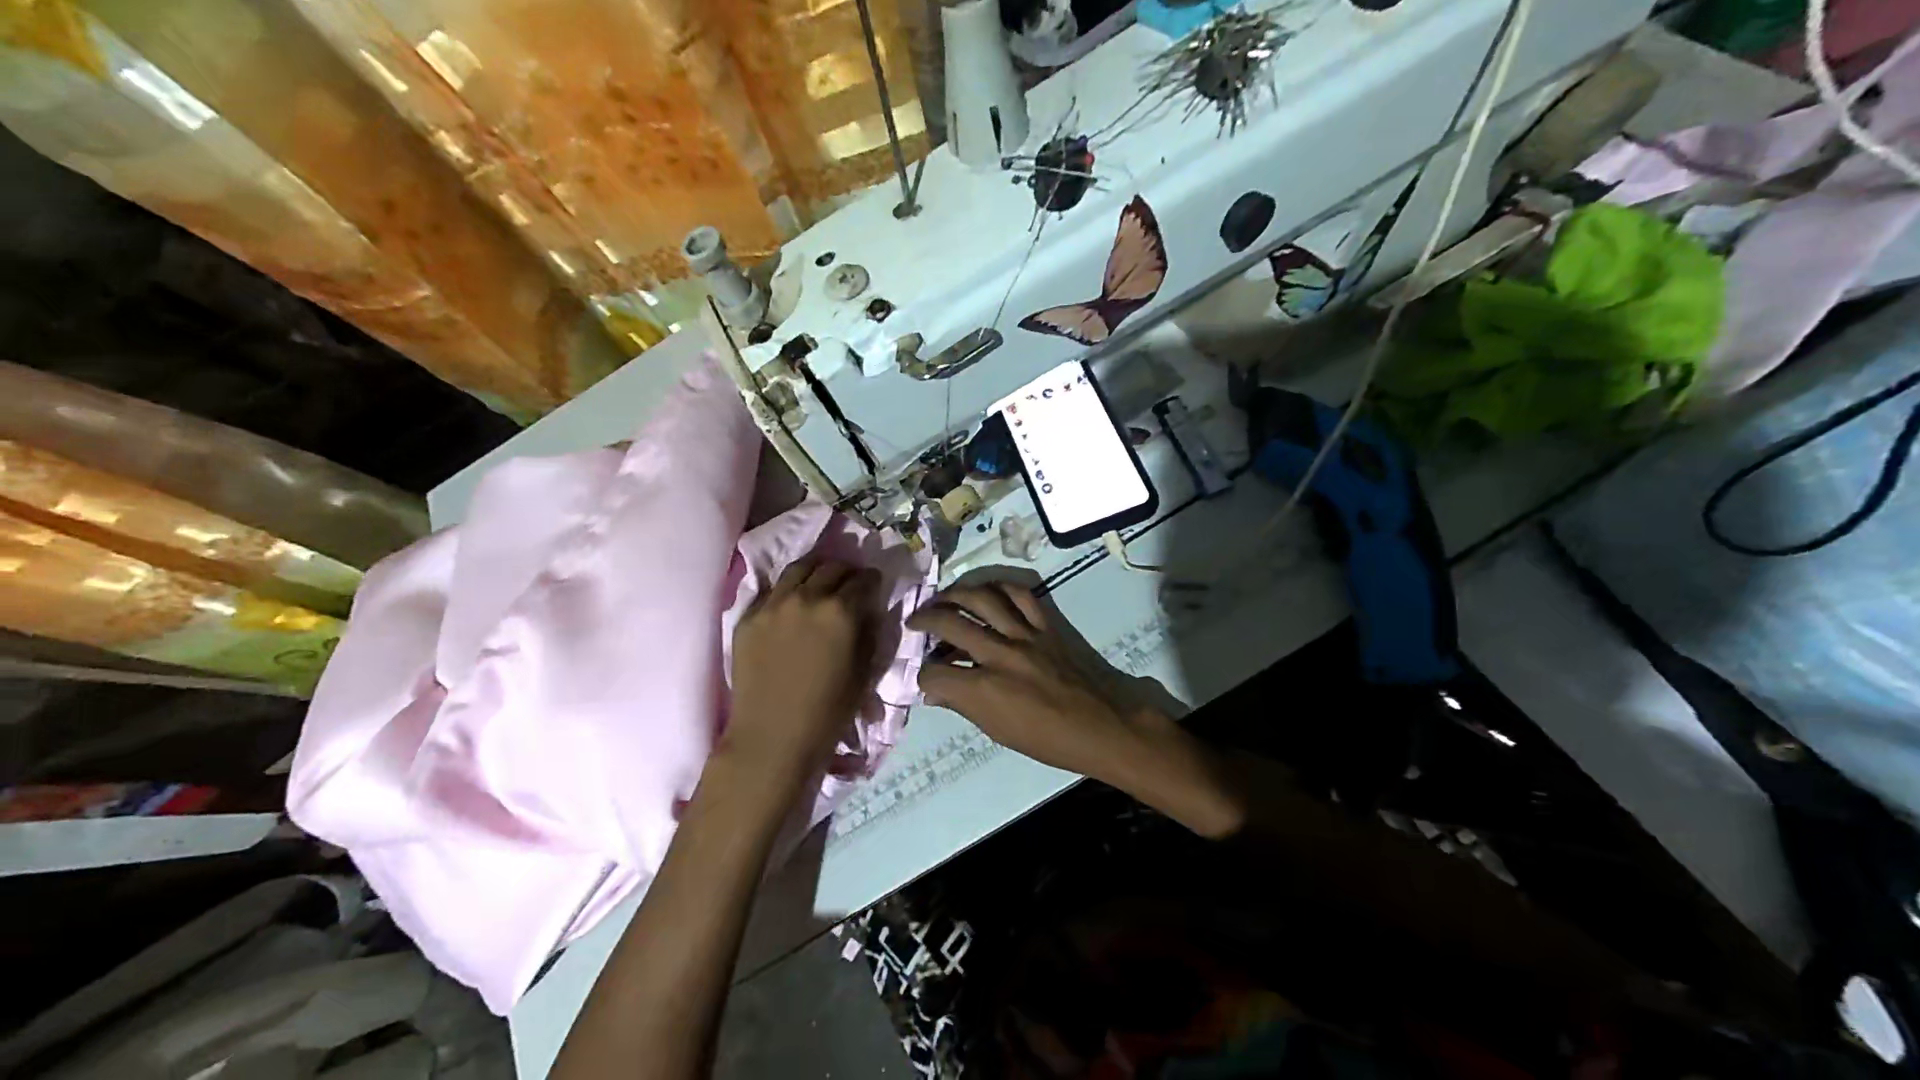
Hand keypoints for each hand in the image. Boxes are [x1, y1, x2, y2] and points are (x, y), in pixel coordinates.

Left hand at [726, 560, 881, 778]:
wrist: (773, 737)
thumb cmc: (829, 711)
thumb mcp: (865, 672)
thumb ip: (869, 632)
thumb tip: (868, 610)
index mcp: (841, 611)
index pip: (863, 579)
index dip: (872, 580)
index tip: (873, 584)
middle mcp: (807, 597)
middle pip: (831, 567)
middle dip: (845, 571)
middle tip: (849, 582)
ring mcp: (773, 604)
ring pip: (798, 569)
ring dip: (815, 571)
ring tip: (819, 581)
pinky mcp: (748, 617)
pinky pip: (772, 591)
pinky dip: (788, 590)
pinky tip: (792, 603)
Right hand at [907, 582, 1161, 781]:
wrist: (1100, 726)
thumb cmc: (1047, 740)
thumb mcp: (998, 732)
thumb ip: (963, 706)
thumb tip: (935, 694)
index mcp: (983, 691)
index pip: (935, 673)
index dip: (923, 675)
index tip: (926, 676)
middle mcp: (999, 656)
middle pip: (950, 624)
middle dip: (925, 619)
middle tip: (915, 620)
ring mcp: (1024, 636)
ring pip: (982, 599)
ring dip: (955, 593)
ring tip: (943, 597)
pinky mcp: (1046, 626)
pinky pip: (1020, 595)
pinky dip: (999, 587)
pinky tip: (987, 590)